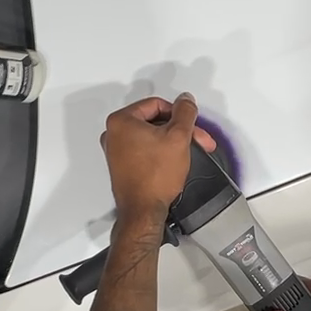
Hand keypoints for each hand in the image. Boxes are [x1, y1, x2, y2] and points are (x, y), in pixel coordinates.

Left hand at [102, 94, 218, 220]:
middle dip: (179, 130)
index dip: (179, 114)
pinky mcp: (122, 165)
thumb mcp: (178, 136)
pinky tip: (173, 162)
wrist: (143, 210)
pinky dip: (160, 153)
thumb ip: (185, 112)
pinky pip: (144, 150)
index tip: (191, 124)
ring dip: (172, 142)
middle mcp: (113, 133)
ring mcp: (116, 150)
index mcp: (121, 120)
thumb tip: (186, 100)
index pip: (157, 104)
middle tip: (196, 139)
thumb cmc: (154, 178)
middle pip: (154, 121)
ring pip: (151, 136)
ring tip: (187, 152)